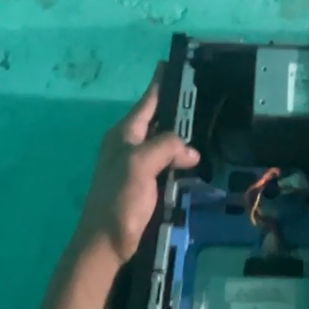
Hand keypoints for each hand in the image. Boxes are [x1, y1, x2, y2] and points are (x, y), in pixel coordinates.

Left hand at [71, 65, 199, 267]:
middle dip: (176, 108)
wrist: (103, 246)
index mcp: (124, 134)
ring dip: (180, 137)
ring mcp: (135, 165)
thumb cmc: (118, 200)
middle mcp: (128, 144)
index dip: (160, 82)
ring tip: (204, 127)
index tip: (172, 63)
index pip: (147, 100)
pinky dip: (179, 159)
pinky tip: (194, 162)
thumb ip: (165, 146)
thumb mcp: (141, 164)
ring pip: (163, 141)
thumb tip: (189, 150)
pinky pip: (165, 163)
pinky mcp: (143, 185)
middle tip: (201, 96)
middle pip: (156, 119)